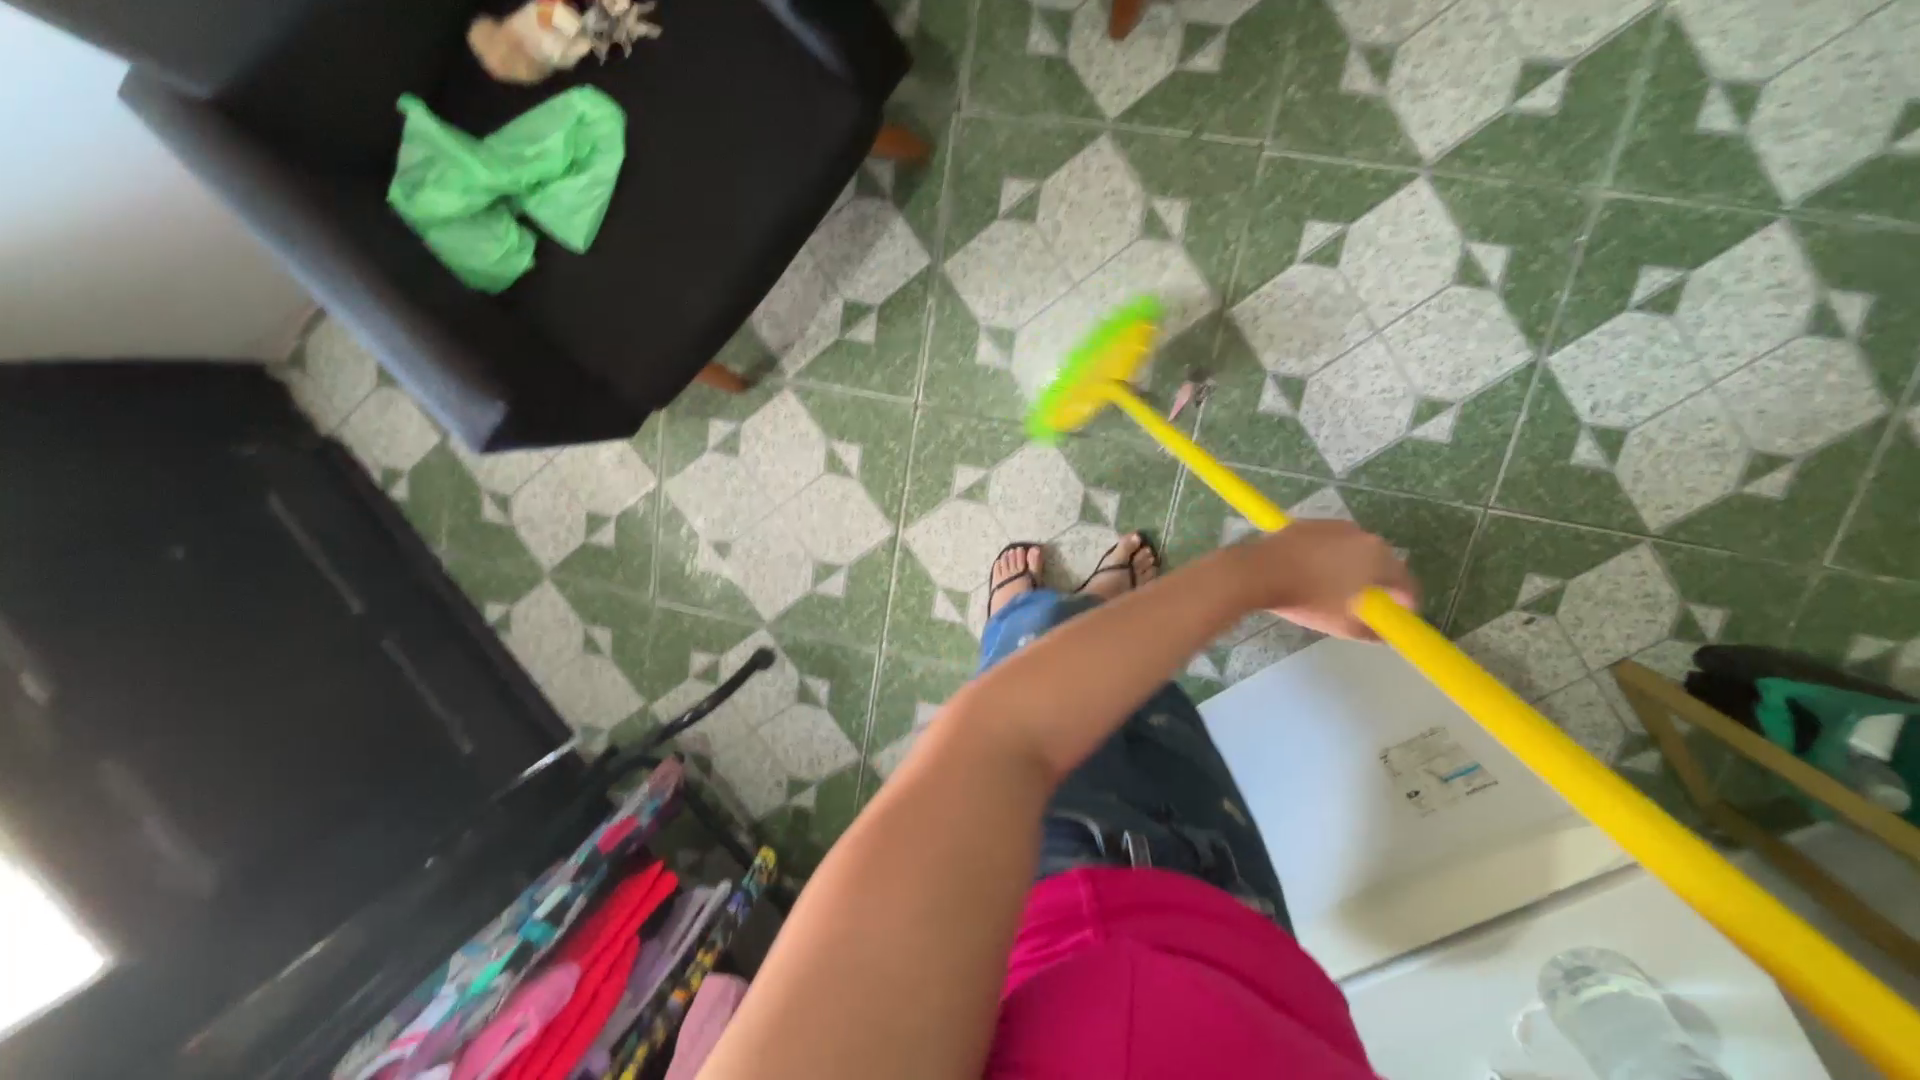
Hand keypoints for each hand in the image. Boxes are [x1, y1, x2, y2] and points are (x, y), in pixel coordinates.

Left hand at [1228, 520, 1418, 640]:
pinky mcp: (1313, 522)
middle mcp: (1365, 536)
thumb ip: (1372, 630)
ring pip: (1358, 551)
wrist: (1260, 570)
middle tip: (1367, 605)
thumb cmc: (1307, 599)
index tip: (1396, 619)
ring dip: (1356, 568)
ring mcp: (1338, 526)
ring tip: (1337, 589)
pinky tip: (1315, 572)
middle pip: (1385, 564)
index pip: (1407, 585)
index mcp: (1380, 559)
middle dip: (1380, 585)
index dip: (1406, 605)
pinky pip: (1334, 543)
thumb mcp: (1343, 626)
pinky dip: (1332, 556)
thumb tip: (1383, 632)